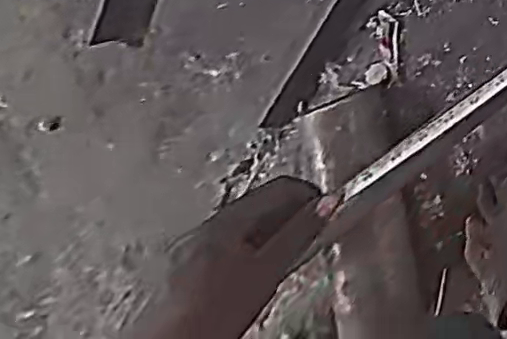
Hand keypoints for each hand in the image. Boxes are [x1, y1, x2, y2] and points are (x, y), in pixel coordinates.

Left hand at [124, 177, 334, 338]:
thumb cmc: (210, 317)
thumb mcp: (268, 271)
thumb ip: (301, 231)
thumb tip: (330, 202)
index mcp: (224, 222)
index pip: (281, 187)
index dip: (310, 196)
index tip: (327, 210)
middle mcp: (202, 230)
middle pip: (260, 205)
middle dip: (288, 217)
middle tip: (308, 236)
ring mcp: (185, 252)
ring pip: (242, 228)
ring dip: (267, 237)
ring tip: (278, 261)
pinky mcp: (176, 275)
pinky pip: (223, 248)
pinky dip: (244, 254)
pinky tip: (247, 277)